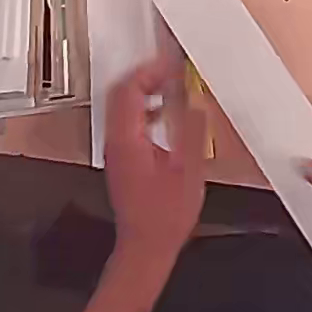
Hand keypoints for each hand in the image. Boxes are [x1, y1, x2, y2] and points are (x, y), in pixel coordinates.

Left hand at [103, 57, 205, 263]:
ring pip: (121, 105)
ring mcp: (116, 149)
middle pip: (120, 92)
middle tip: (169, 68)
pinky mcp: (122, 157)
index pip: (129, 90)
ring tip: (169, 83)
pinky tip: (163, 112)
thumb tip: (195, 102)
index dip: (149, 70)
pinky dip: (143, 106)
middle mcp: (116, 141)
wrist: (145, 247)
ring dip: (143, 88)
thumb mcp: (188, 171)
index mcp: (128, 139)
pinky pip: (126, 119)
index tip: (170, 64)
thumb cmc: (165, 216)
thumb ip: (191, 131)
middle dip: (145, 74)